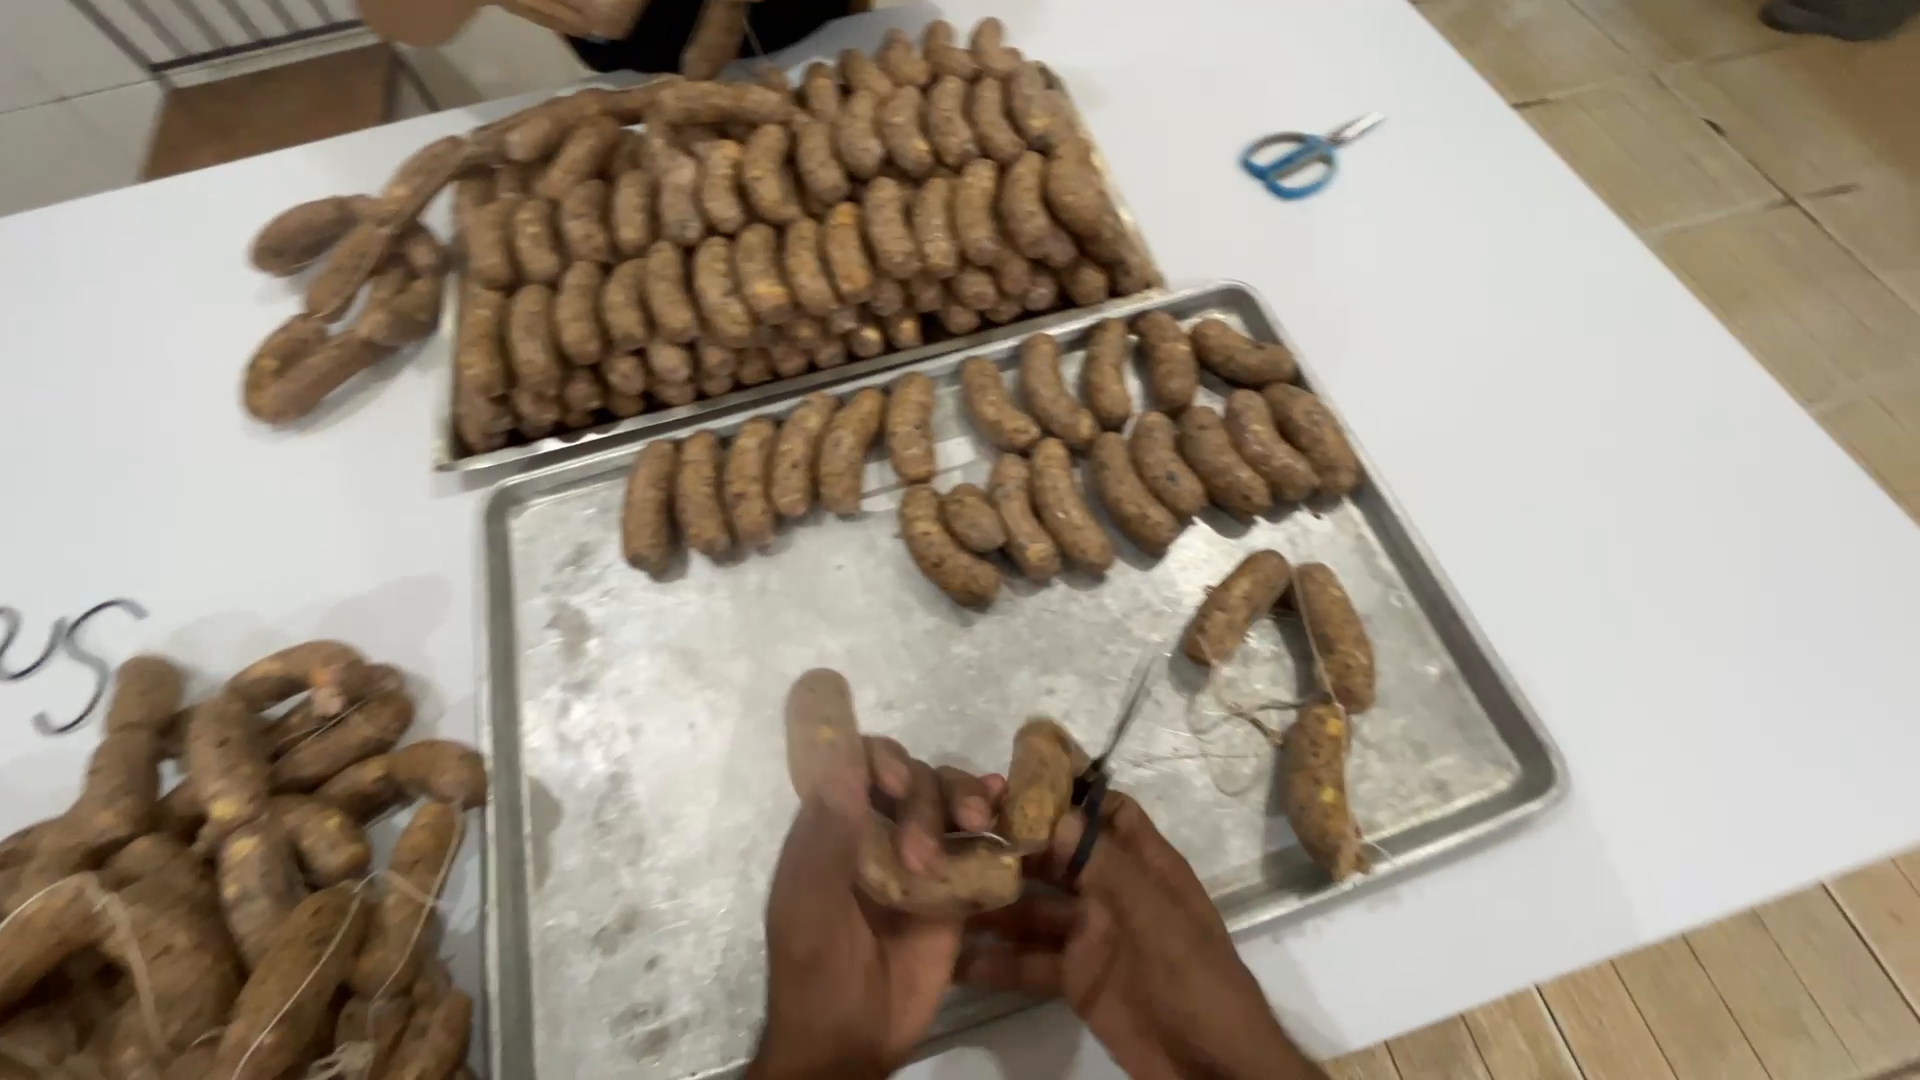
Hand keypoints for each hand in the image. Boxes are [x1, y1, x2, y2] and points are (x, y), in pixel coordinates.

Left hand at [750, 677, 1004, 1079]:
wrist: (854, 1039)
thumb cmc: (815, 970)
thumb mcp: (808, 907)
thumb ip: (825, 838)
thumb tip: (842, 765)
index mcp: (836, 825)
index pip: (857, 763)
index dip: (879, 760)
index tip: (896, 784)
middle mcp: (878, 828)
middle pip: (911, 777)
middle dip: (924, 801)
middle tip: (924, 856)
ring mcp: (920, 851)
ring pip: (946, 796)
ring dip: (964, 796)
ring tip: (978, 822)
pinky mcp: (955, 879)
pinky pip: (978, 836)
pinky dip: (993, 810)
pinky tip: (1003, 804)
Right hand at [959, 793, 1323, 1079]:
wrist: (1210, 1067)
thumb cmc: (1191, 975)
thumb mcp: (1151, 911)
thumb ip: (1102, 861)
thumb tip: (1056, 811)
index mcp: (1142, 864)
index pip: (1107, 810)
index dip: (1069, 792)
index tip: (1017, 779)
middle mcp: (1112, 890)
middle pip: (1058, 855)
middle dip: (1015, 844)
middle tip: (959, 835)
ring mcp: (1091, 934)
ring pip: (1035, 908)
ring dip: (994, 902)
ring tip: (942, 892)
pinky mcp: (1075, 978)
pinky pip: (1029, 961)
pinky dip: (996, 961)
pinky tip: (955, 958)